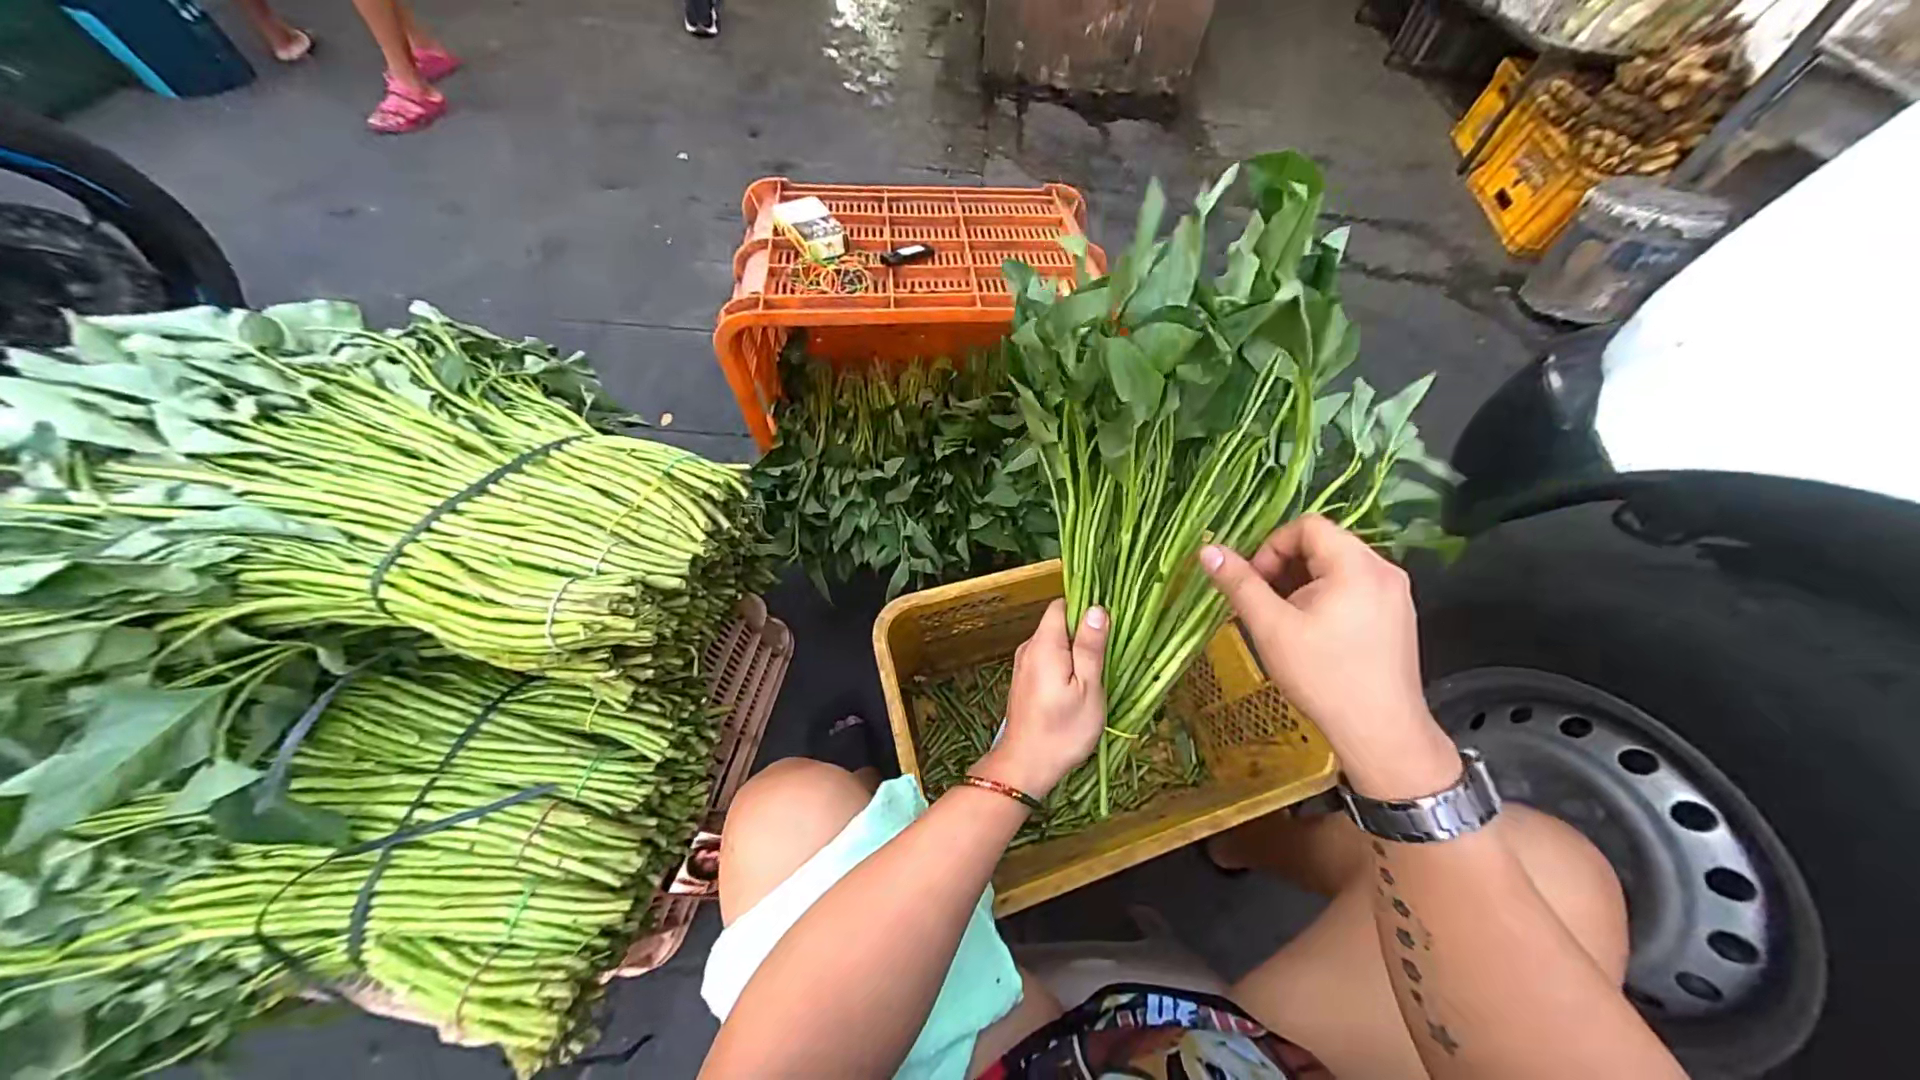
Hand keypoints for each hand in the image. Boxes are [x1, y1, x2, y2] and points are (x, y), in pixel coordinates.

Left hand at [972, 600, 1108, 799]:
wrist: (1025, 766)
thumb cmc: (1062, 730)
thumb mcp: (1088, 688)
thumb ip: (1091, 647)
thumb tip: (1097, 608)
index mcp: (1043, 644)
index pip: (1061, 605)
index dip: (1084, 608)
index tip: (1107, 625)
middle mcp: (1028, 648)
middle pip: (1058, 623)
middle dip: (1083, 633)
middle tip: (1106, 657)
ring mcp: (1023, 665)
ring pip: (1054, 643)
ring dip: (1075, 653)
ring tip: (1095, 677)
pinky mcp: (1024, 681)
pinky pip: (1047, 660)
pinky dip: (1064, 666)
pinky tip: (1077, 688)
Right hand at [1199, 516, 1459, 798]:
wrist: (1381, 732)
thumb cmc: (1323, 676)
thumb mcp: (1270, 627)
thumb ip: (1239, 583)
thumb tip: (1207, 550)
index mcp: (1356, 565)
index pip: (1306, 526)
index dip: (1271, 546)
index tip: (1256, 582)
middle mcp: (1383, 570)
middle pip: (1322, 544)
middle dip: (1283, 567)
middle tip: (1262, 602)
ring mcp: (1395, 594)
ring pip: (1335, 567)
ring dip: (1300, 583)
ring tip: (1281, 619)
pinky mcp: (1396, 616)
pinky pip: (1352, 587)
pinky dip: (1323, 596)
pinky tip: (1308, 631)